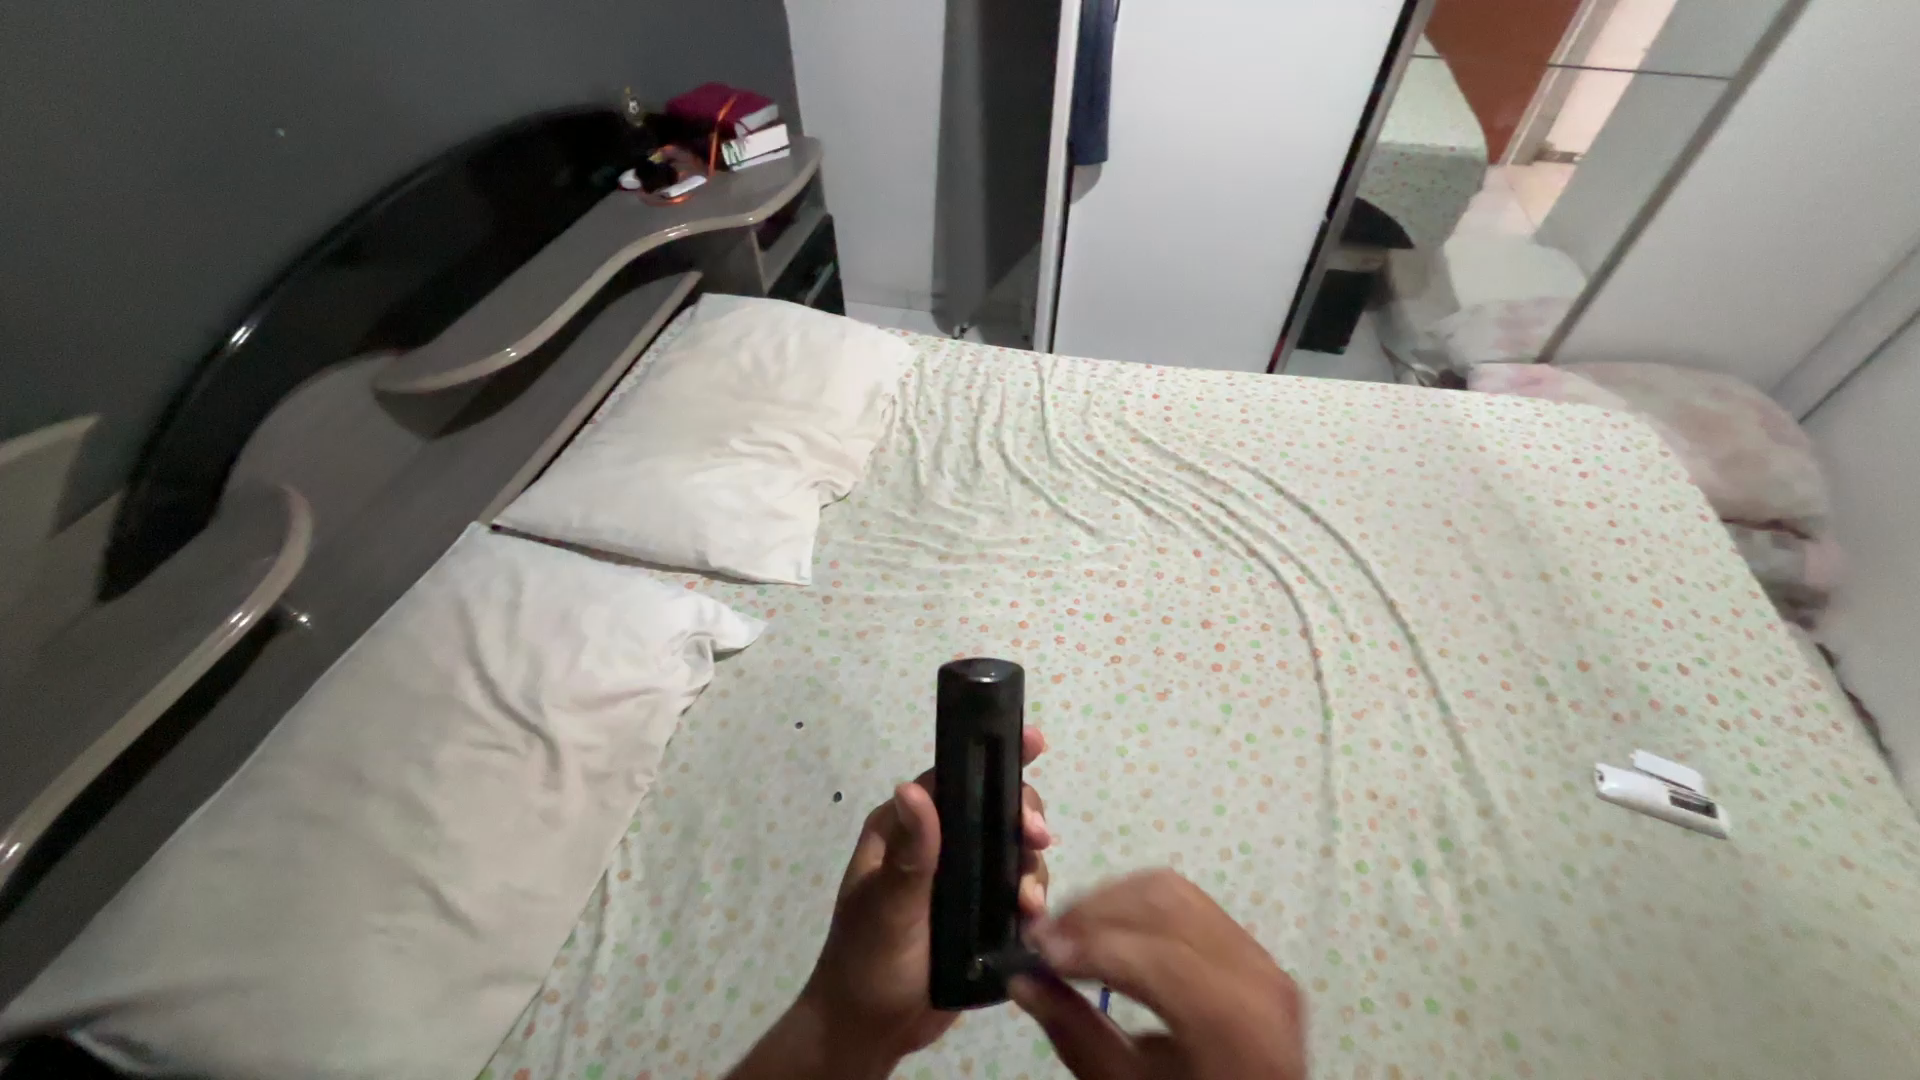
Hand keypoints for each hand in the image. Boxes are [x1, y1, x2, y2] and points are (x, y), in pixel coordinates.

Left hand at [727, 728, 1051, 1079]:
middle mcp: (936, 844)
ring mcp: (961, 878)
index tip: (1033, 743)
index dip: (992, 757)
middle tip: (1038, 838)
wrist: (870, 1031)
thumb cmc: (867, 960)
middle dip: (1021, 817)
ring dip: (1029, 864)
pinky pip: (1016, 889)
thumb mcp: (887, 904)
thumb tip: (912, 787)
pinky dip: (1030, 896)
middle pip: (992, 809)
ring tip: (1029, 899)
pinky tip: (1032, 917)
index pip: (952, 778)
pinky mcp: (980, 912)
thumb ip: (909, 852)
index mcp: (904, 827)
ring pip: (1010, 848)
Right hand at [1009, 869, 1304, 1079]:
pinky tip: (1106, 928)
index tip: (1035, 949)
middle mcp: (1254, 972)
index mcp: (1233, 1019)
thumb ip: (1077, 1033)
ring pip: (1170, 890)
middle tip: (1045, 936)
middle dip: (1093, 911)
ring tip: (1069, 930)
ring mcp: (1258, 954)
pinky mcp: (1249, 947)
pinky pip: (1187, 901)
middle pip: (1160, 903)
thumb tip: (1023, 980)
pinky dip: (1137, 904)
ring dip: (1111, 900)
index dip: (1087, 944)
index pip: (1151, 956)